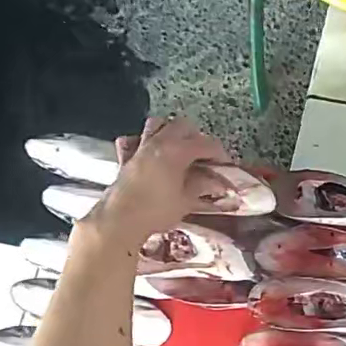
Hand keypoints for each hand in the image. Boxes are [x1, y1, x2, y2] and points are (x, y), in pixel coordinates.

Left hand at [81, 116, 229, 242]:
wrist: (120, 221)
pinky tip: (149, 152)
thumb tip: (215, 182)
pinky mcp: (125, 158)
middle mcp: (158, 143)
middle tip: (204, 155)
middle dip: (197, 137)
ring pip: (156, 124)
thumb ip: (201, 186)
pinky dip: (142, 141)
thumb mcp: (186, 201)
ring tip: (179, 148)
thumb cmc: (156, 212)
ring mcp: (140, 148)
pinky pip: (133, 140)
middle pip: (182, 126)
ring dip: (171, 131)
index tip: (225, 164)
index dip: (219, 153)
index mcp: (177, 151)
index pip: (205, 144)